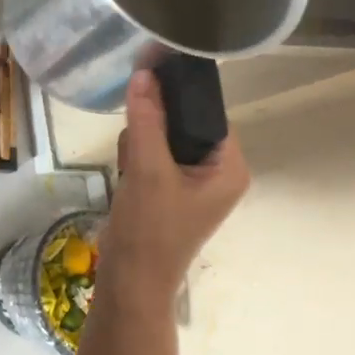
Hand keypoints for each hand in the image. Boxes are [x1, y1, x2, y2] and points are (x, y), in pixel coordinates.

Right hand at [102, 68, 250, 296]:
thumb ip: (147, 119)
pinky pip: (153, 154)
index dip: (179, 94)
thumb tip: (143, 73)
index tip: (147, 78)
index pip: (208, 111)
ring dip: (141, 142)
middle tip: (135, 139)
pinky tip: (126, 173)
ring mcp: (193, 182)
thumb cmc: (150, 228)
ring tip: (130, 165)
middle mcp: (217, 171)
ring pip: (163, 136)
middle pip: (184, 122)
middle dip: (153, 124)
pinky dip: (136, 157)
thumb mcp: (148, 169)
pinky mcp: (170, 190)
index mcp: (229, 167)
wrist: (130, 281)